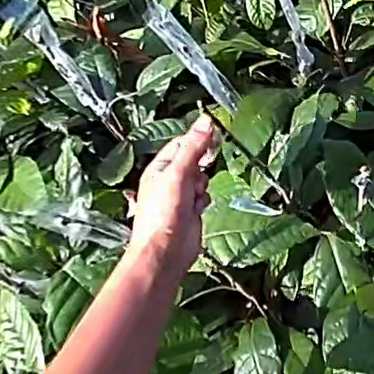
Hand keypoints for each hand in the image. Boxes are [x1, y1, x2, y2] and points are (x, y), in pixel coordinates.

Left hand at [128, 114, 218, 274]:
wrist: (166, 252)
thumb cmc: (163, 214)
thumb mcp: (178, 173)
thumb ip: (194, 147)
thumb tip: (206, 121)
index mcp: (160, 166)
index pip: (182, 143)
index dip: (197, 140)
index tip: (214, 137)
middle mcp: (169, 179)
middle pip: (195, 160)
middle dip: (201, 167)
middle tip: (196, 177)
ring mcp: (180, 195)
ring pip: (202, 178)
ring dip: (203, 185)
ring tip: (194, 197)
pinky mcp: (191, 210)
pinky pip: (204, 196)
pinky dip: (204, 200)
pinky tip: (198, 208)